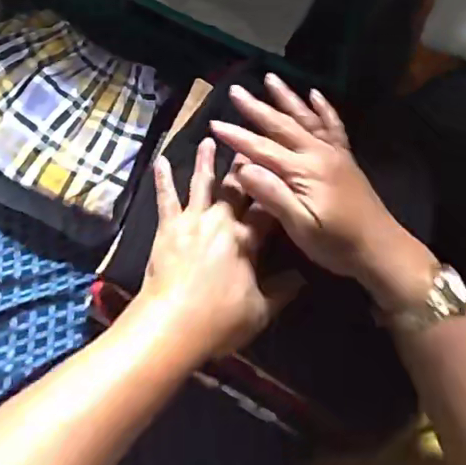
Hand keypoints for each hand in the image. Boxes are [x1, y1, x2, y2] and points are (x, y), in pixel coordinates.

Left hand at [134, 138, 299, 360]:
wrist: (172, 324)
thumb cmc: (218, 320)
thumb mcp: (260, 311)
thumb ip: (283, 291)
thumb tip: (304, 276)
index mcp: (246, 239)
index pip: (266, 207)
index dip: (274, 188)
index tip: (280, 167)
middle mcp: (221, 221)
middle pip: (236, 187)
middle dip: (244, 165)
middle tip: (248, 142)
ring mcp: (193, 220)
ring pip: (202, 183)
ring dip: (206, 161)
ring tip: (209, 140)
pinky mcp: (168, 226)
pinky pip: (166, 198)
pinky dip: (163, 179)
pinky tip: (161, 160)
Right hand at [212, 75, 435, 313]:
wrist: (382, 250)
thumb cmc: (338, 244)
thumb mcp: (301, 227)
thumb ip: (273, 195)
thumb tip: (243, 168)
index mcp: (304, 171)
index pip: (262, 149)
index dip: (237, 136)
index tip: (215, 123)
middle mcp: (318, 154)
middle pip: (281, 126)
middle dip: (256, 108)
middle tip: (235, 90)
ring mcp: (333, 153)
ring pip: (305, 118)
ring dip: (287, 98)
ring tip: (271, 78)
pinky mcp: (345, 158)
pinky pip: (333, 126)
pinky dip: (323, 109)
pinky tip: (315, 95)